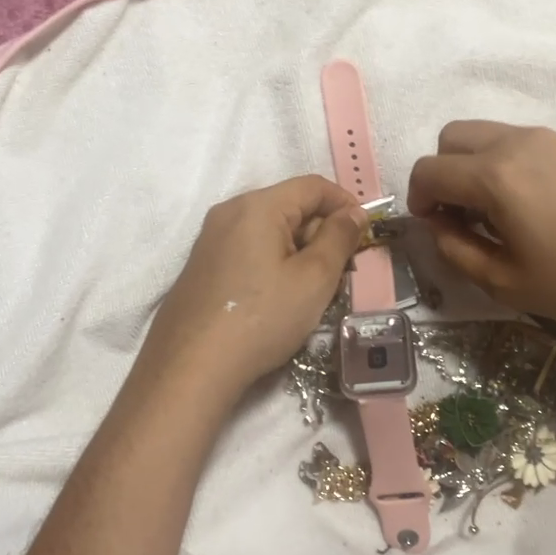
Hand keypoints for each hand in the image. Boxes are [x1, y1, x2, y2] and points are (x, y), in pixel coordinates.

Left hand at [139, 176, 367, 400]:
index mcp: (257, 205)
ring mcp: (211, 238)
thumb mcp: (314, 279)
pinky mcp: (202, 264)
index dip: (345, 204)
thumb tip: (354, 212)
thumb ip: (339, 238)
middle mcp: (230, 211)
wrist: (190, 368)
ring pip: (270, 229)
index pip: (313, 186)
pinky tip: (279, 299)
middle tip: (341, 273)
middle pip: (290, 205)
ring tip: (313, 291)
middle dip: (322, 232)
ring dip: (299, 250)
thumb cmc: (261, 318)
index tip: (365, 235)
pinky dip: (273, 261)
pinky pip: (249, 248)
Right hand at [406, 121, 555, 328]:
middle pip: (451, 137)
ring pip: (484, 134)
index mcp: (493, 174)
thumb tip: (437, 226)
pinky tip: (530, 205)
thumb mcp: (507, 282)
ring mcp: (547, 138)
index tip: (433, 228)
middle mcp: (514, 142)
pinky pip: (516, 141)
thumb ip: (456, 251)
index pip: (428, 170)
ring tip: (496, 213)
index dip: (418, 199)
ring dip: (472, 165)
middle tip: (459, 216)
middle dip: (442, 173)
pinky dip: (502, 162)